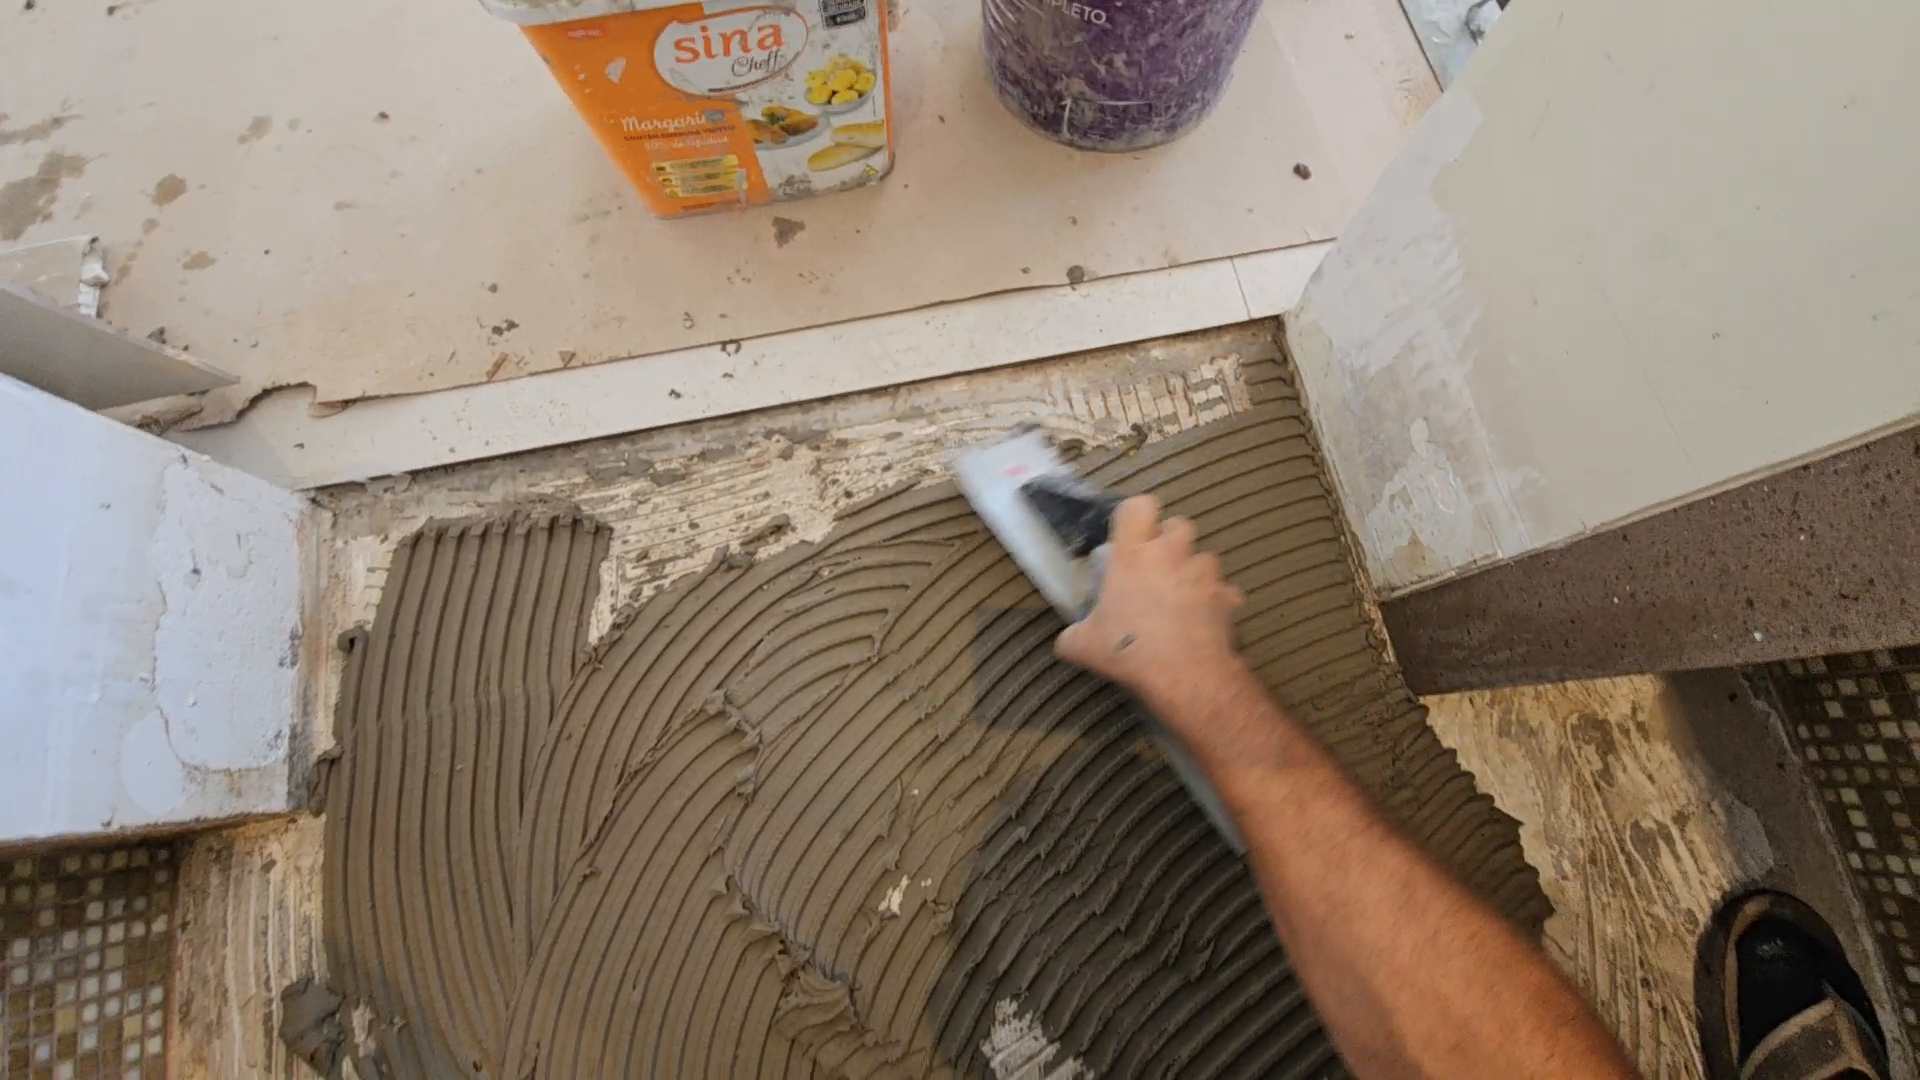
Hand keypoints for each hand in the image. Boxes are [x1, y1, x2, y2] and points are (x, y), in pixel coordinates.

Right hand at [1055, 495, 1246, 708]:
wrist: (1184, 675)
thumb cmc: (1129, 651)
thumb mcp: (1083, 646)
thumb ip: (1072, 635)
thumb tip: (1067, 640)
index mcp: (1131, 556)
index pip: (1138, 507)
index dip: (1135, 516)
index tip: (1129, 537)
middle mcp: (1170, 555)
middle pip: (1178, 523)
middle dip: (1170, 540)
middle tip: (1156, 566)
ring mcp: (1203, 574)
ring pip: (1204, 557)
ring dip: (1193, 571)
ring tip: (1181, 597)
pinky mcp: (1228, 597)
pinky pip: (1224, 591)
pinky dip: (1217, 601)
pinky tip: (1203, 620)